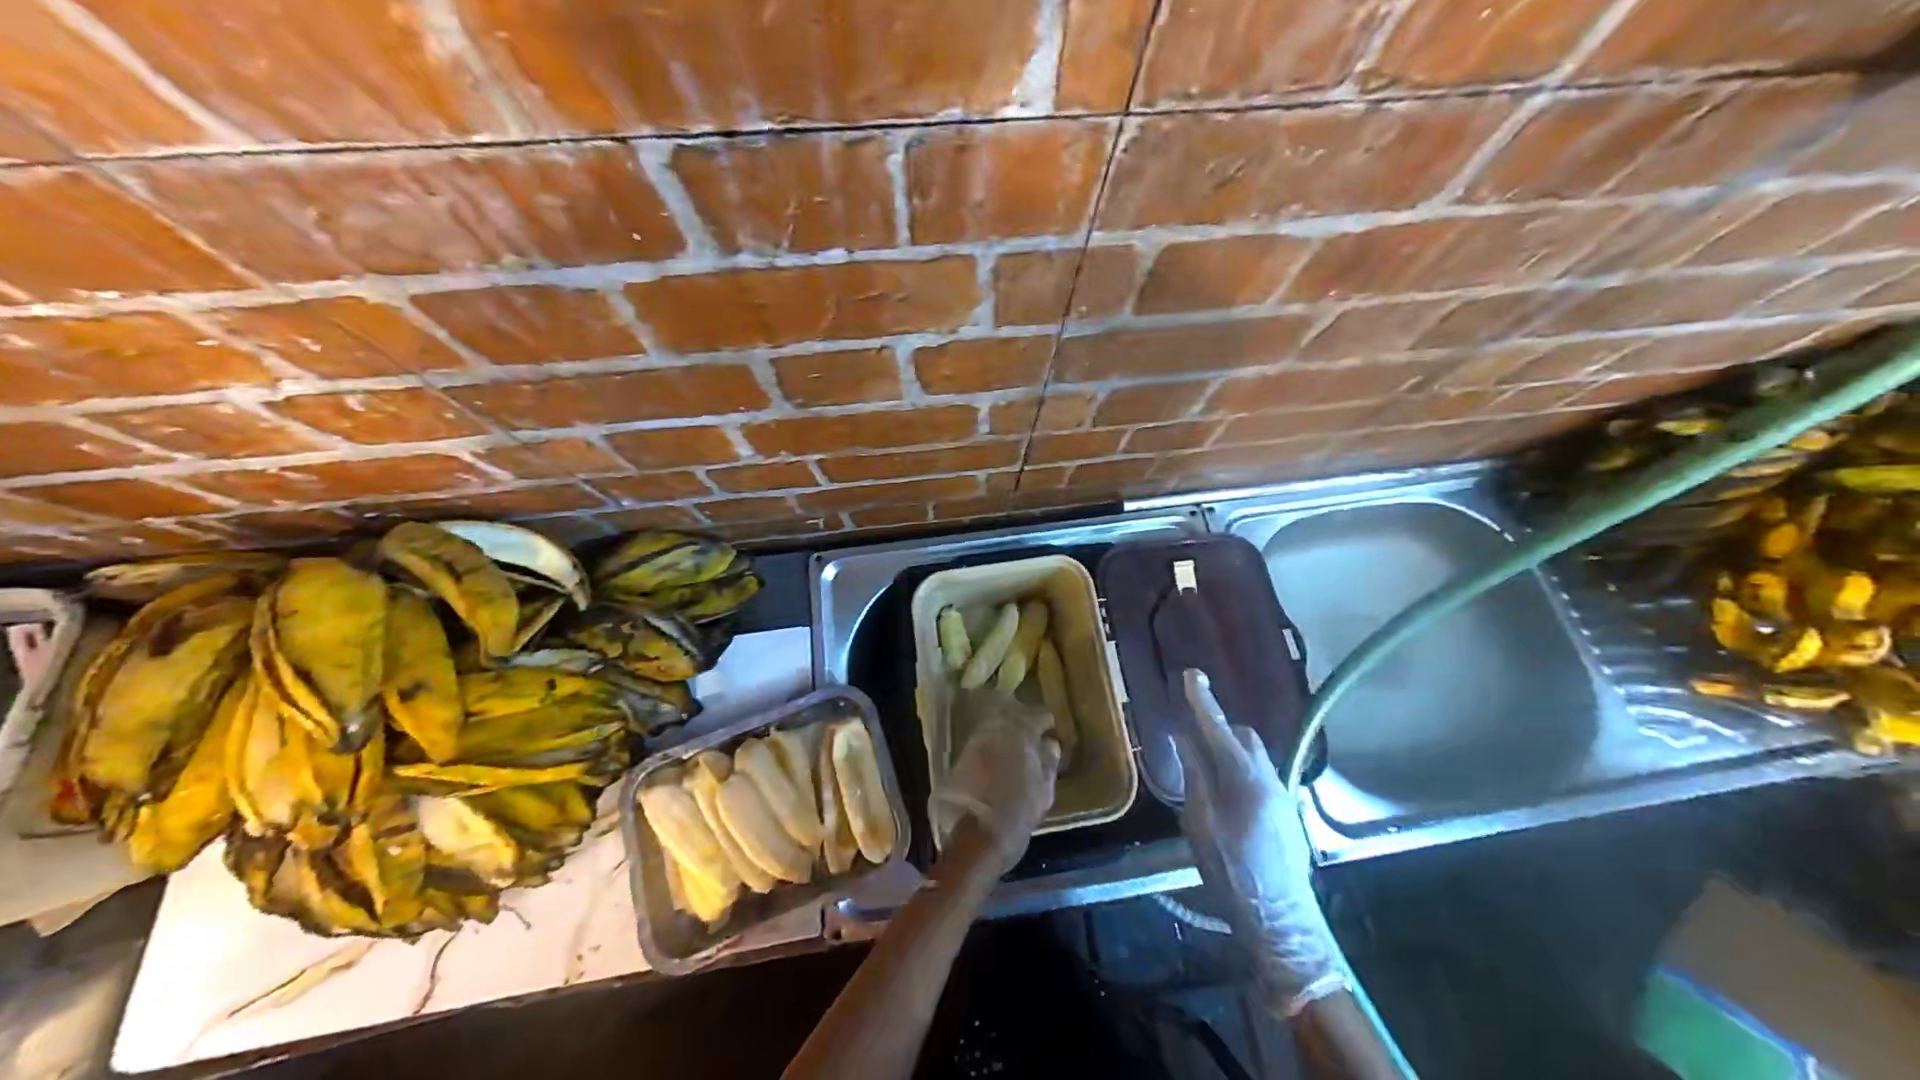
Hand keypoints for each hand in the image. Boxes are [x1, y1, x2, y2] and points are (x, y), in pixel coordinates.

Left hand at [931, 689, 1061, 875]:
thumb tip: (1051, 743)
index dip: (1046, 721)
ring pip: (997, 727)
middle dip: (1025, 723)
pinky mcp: (964, 755)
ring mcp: (978, 742)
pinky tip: (1000, 756)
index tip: (1050, 727)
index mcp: (1021, 738)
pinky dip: (993, 744)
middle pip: (1014, 716)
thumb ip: (1048, 764)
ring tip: (1017, 746)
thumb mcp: (1043, 792)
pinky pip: (983, 740)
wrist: (978, 836)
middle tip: (1034, 734)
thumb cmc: (1018, 815)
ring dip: (1007, 732)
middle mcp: (997, 733)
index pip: (1038, 717)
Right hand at [1176, 669, 1345, 1015]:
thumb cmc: (1230, 870)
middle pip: (1244, 737)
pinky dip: (1240, 770)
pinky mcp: (1287, 812)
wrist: (1279, 915)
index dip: (1203, 701)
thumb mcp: (1200, 822)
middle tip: (1193, 730)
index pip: (1220, 729)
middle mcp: (1270, 778)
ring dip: (1231, 750)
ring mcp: (1283, 795)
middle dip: (1220, 726)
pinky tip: (1227, 792)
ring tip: (1206, 763)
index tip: (1191, 675)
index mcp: (1245, 779)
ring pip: (1255, 756)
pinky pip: (1261, 775)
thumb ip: (1194, 775)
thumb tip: (1184, 737)